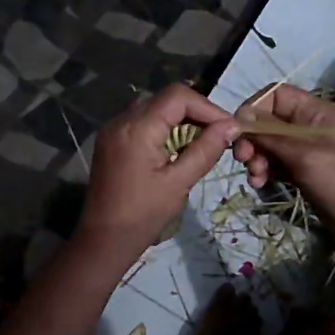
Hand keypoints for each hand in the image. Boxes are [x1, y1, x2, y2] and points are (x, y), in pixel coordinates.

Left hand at [77, 85, 237, 256]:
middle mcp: (121, 120)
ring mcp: (112, 129)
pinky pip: (140, 121)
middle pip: (164, 99)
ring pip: (152, 107)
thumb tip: (231, 127)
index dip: (207, 106)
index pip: (177, 96)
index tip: (227, 127)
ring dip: (178, 119)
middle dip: (194, 111)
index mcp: (137, 128)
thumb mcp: (179, 182)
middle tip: (217, 134)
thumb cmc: (143, 215)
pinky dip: (161, 127)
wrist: (104, 239)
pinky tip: (175, 147)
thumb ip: (205, 150)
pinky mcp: (110, 140)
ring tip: (200, 141)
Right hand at [231, 84, 334, 234]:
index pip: (275, 95)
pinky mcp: (303, 172)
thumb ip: (269, 133)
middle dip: (252, 138)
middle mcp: (310, 126)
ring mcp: (306, 150)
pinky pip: (275, 164)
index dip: (254, 109)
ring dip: (256, 157)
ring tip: (255, 176)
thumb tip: (238, 115)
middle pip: (268, 121)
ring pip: (268, 144)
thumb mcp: (303, 152)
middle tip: (244, 159)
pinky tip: (260, 183)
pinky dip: (264, 171)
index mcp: (316, 111)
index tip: (239, 132)